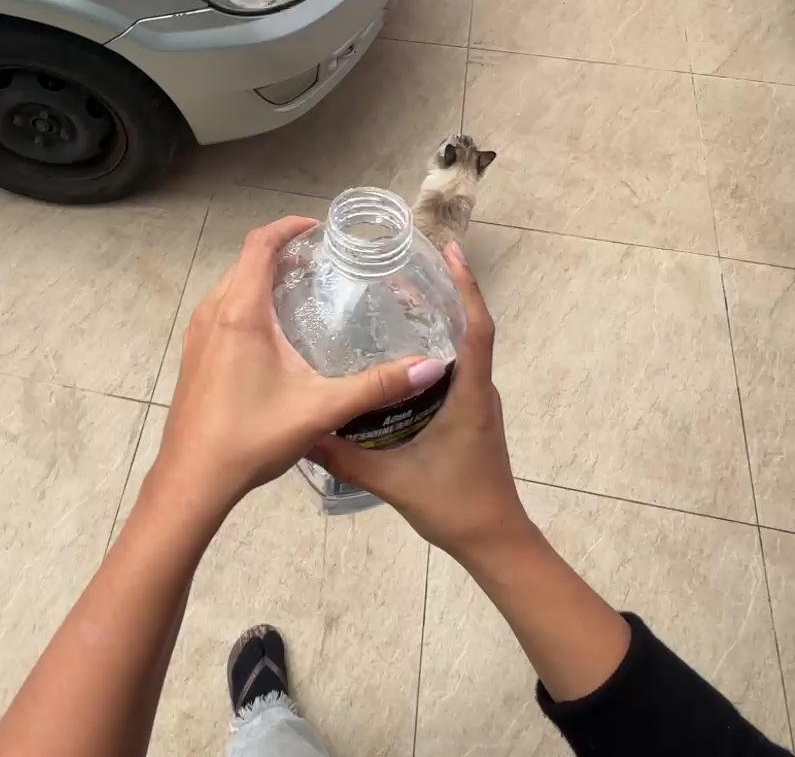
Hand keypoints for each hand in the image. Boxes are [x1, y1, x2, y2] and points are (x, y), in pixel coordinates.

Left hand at [151, 216, 446, 516]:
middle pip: (246, 262)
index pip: (259, 244)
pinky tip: (276, 333)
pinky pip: (223, 310)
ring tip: (304, 291)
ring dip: (264, 278)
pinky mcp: (195, 354)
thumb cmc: (251, 436)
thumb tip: (430, 366)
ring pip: (232, 286)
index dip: (288, 227)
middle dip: (282, 253)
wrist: (192, 478)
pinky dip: (249, 302)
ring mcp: (199, 334)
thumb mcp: (320, 408)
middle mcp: (213, 312)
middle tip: (323, 263)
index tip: (319, 229)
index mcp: (240, 311)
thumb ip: (376, 385)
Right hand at [309, 242, 531, 562]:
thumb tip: (300, 432)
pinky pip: (453, 368)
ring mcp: (476, 402)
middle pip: (467, 327)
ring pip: (460, 347)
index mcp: (470, 395)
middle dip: (442, 292)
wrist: (494, 542)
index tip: (451, 252)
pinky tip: (397, 352)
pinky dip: (431, 347)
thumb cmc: (455, 506)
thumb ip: (344, 457)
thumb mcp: (393, 481)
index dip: (467, 287)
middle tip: (401, 269)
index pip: (477, 328)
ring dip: (437, 318)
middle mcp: (478, 390)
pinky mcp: (469, 413)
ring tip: (394, 298)